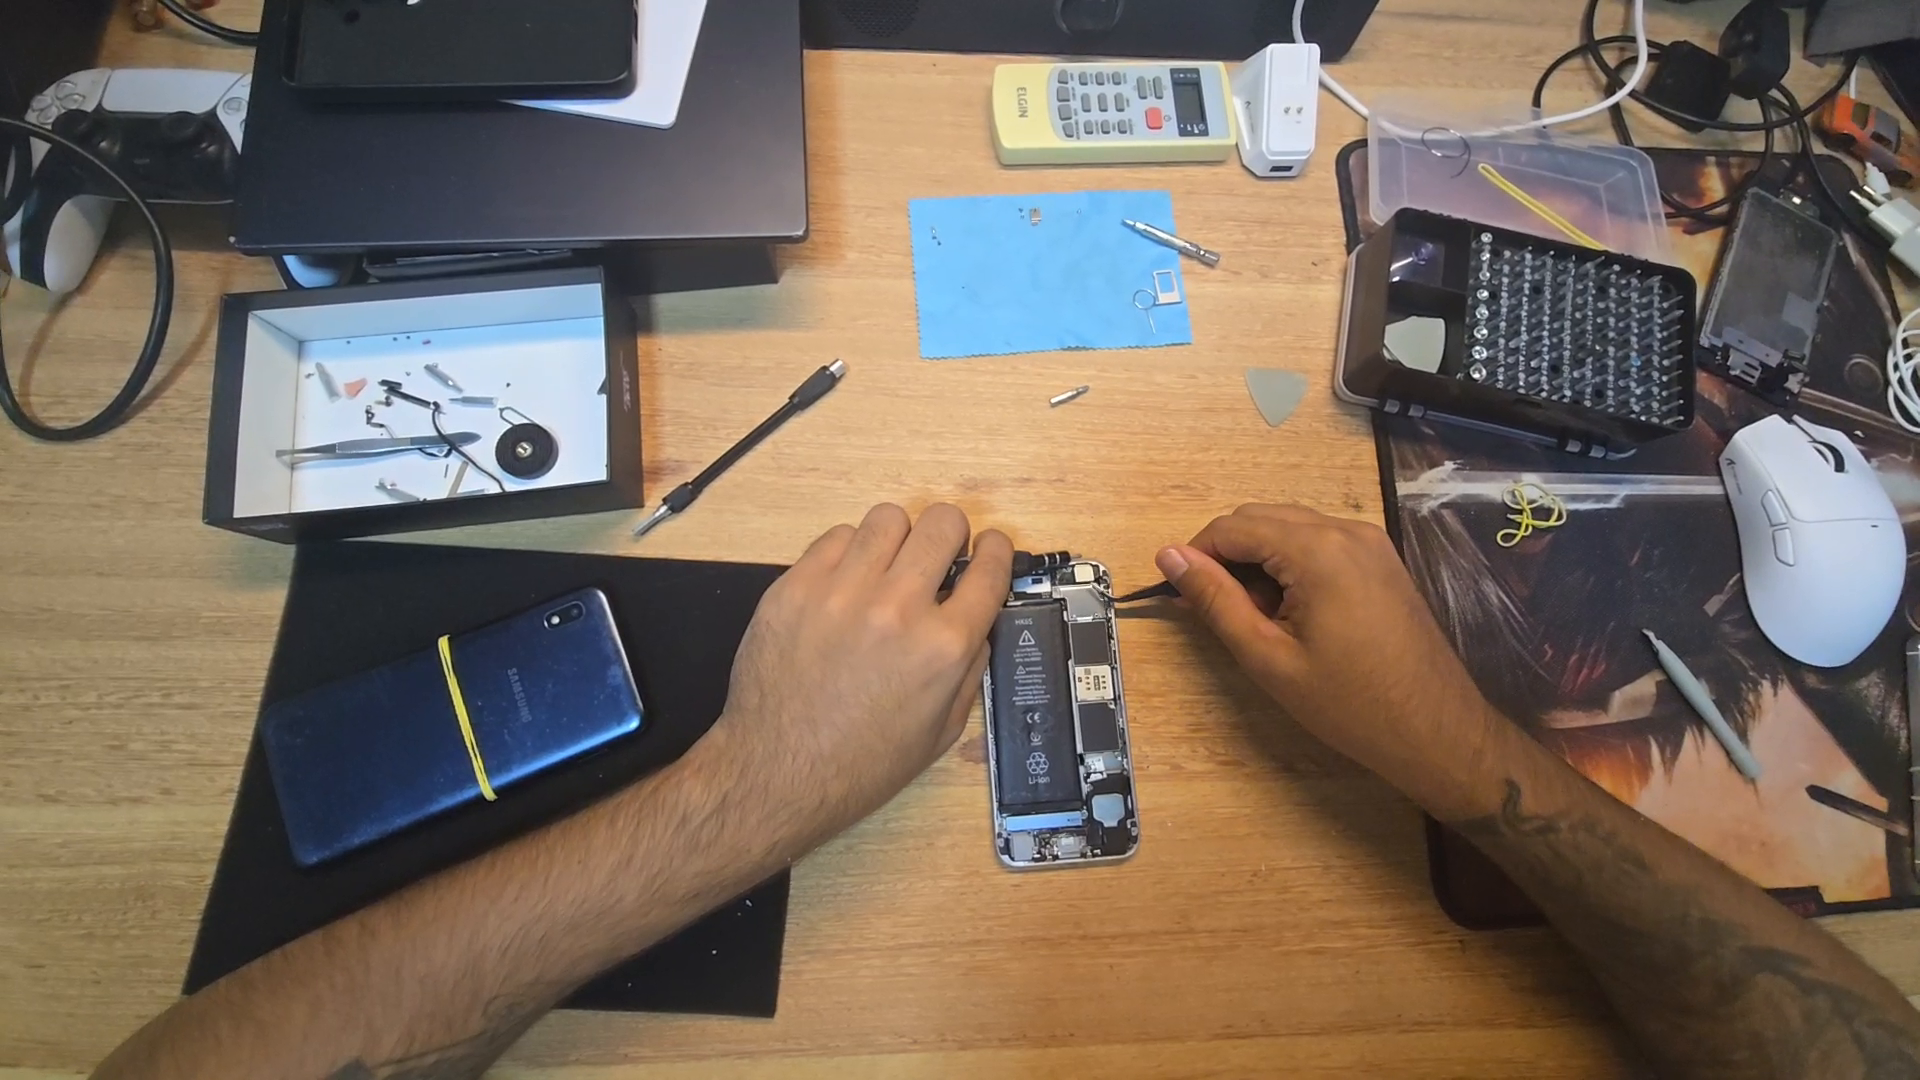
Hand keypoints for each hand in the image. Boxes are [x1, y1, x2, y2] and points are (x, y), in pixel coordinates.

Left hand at [702, 503, 1013, 855]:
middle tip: (937, 557)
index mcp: (943, 647)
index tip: (988, 547)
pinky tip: (845, 583)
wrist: (778, 772)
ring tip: (887, 567)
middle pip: (943, 523)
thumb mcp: (944, 729)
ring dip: (898, 539)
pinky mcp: (795, 587)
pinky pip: (836, 536)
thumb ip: (971, 664)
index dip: (996, 550)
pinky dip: (849, 554)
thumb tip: (977, 613)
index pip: (989, 568)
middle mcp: (897, 608)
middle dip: (950, 535)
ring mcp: (842, 592)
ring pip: (889, 517)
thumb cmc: (864, 761)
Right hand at [1155, 504, 1498, 814]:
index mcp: (1317, 549)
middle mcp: (1345, 529)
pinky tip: (1287, 609)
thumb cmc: (1347, 703)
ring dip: (1256, 560)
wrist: (1437, 732)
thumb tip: (1168, 555)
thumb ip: (1215, 598)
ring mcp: (1368, 541)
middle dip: (1225, 556)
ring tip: (1253, 616)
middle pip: (1258, 519)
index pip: (1232, 527)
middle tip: (1214, 610)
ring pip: (1286, 527)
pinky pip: (1316, 541)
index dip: (1196, 555)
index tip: (1181, 596)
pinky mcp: (1379, 558)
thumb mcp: (1266, 655)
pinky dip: (1287, 563)